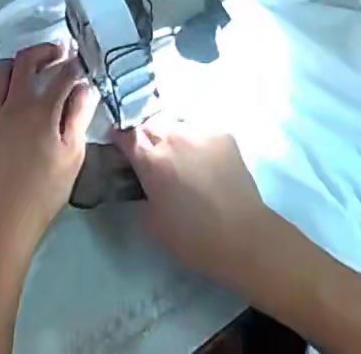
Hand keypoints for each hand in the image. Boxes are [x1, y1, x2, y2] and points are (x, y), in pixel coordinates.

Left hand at [0, 42, 98, 263]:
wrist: (2, 227)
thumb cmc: (44, 193)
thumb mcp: (72, 155)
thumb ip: (79, 116)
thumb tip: (86, 87)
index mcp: (41, 110)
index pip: (63, 73)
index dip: (77, 63)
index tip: (86, 61)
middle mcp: (14, 106)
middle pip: (25, 61)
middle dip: (45, 51)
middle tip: (60, 53)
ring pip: (1, 74)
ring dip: (20, 64)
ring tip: (35, 68)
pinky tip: (6, 92)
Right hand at [116, 118, 286, 292]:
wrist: (240, 233)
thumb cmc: (192, 237)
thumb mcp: (153, 220)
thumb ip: (144, 190)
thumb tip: (145, 179)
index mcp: (153, 160)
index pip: (128, 134)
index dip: (121, 136)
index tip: (119, 143)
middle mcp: (175, 137)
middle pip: (152, 124)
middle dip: (146, 136)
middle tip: (151, 154)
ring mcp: (201, 132)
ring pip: (178, 125)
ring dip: (173, 137)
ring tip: (180, 158)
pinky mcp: (223, 134)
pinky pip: (201, 132)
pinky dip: (197, 143)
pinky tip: (204, 163)